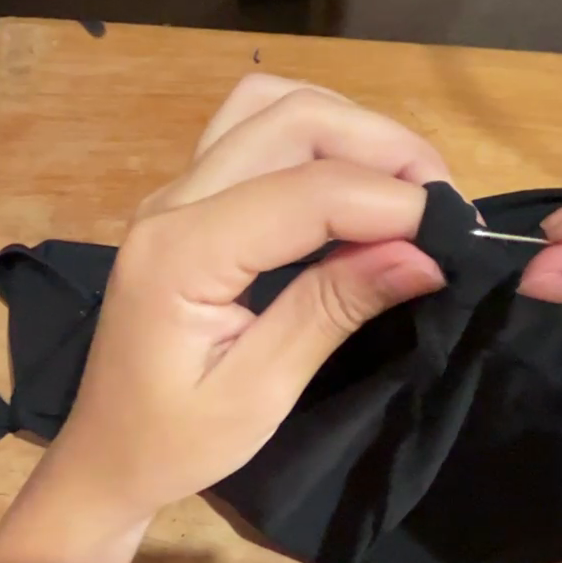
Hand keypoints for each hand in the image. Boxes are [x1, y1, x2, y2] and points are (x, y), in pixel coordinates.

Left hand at [34, 75, 448, 530]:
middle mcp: (170, 202)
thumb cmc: (173, 443)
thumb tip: (421, 256)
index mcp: (180, 254)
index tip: (454, 240)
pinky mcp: (184, 204)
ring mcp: (172, 195)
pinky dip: (315, 142)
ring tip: (406, 190)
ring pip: (272, 109)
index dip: (392, 203)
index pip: (305, 192)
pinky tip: (350, 185)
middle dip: (384, 148)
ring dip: (351, 133)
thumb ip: (330, 312)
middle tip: (444, 207)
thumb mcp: (257, 393)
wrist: (107, 453)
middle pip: (291, 119)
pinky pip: (253, 133)